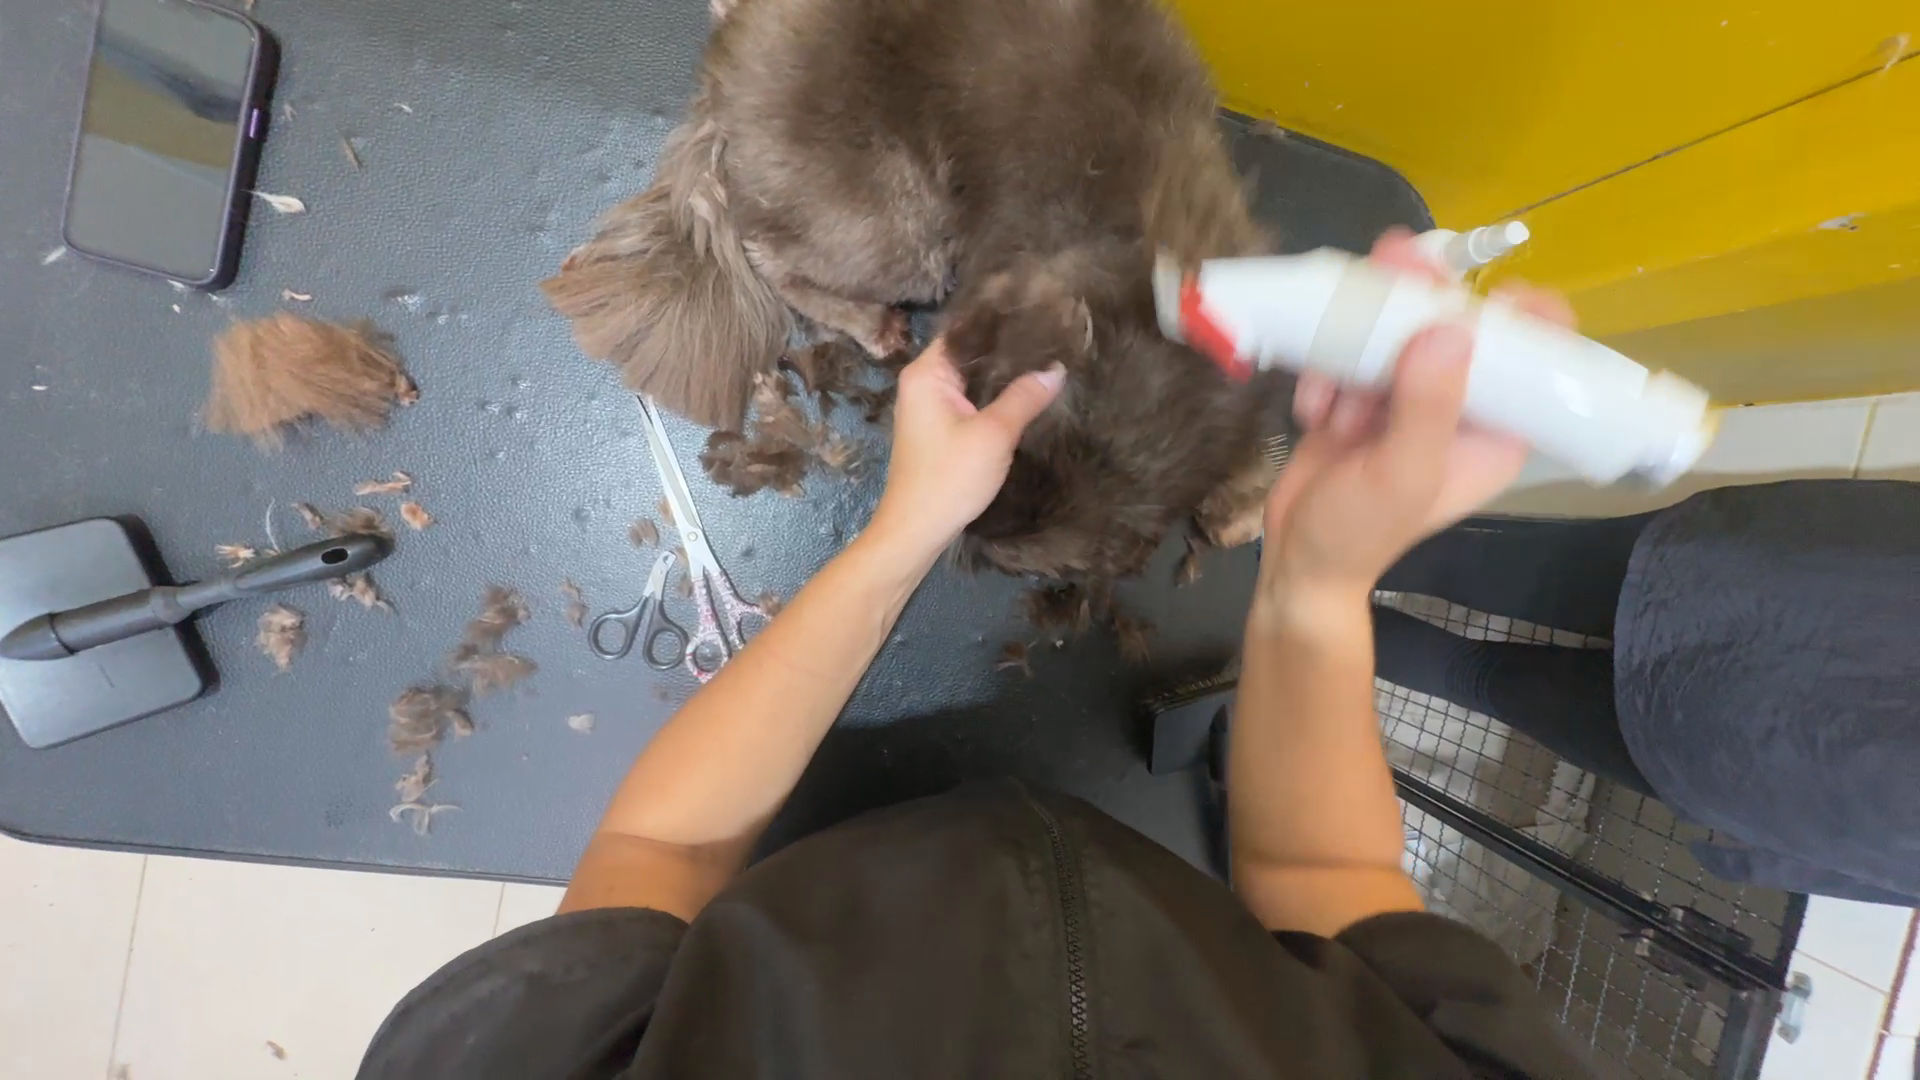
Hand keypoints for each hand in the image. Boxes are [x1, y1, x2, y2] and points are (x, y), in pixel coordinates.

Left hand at [869, 339, 1064, 557]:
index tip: (1039, 314)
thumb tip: (1056, 369)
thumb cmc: (950, 477)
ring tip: (1043, 360)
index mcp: (927, 373)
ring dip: (1000, 374)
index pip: (966, 330)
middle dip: (1006, 348)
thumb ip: (1024, 397)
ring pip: (969, 378)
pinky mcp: (936, 429)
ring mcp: (926, 407)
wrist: (917, 528)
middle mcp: (922, 382)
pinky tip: (1020, 394)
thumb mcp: (994, 434)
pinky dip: (990, 395)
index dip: (1001, 321)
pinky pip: (967, 399)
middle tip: (1050, 338)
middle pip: (968, 353)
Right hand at [1256, 230, 1572, 608]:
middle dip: (1414, 305)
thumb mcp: (1400, 474)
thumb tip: (1448, 327)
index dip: (1518, 313)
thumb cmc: (1358, 531)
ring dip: (1352, 355)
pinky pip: (1348, 360)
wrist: (1296, 560)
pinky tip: (1311, 413)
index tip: (1477, 290)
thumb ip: (1425, 407)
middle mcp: (1457, 406)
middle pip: (1454, 327)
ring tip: (1328, 399)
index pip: (1536, 352)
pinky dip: (1324, 378)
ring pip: (1392, 336)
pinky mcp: (1358, 400)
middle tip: (1389, 263)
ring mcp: (1403, 401)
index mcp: (1495, 428)